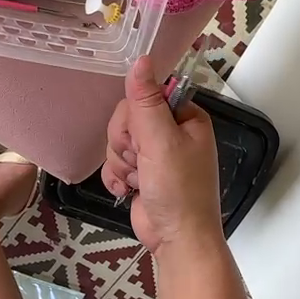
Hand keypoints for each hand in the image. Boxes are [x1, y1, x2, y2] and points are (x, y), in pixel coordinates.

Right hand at [102, 56, 221, 254]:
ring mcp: (155, 155)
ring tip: (137, 181)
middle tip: (140, 162)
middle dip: (124, 145)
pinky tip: (126, 190)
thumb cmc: (178, 191)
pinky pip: (114, 164)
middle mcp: (171, 133)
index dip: (133, 119)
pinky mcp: (141, 175)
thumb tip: (140, 59)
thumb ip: (146, 101)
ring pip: (117, 143)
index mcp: (184, 118)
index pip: (144, 97)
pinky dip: (116, 178)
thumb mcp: (161, 142)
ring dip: (120, 164)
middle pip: (126, 121)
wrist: (177, 239)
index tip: (140, 139)